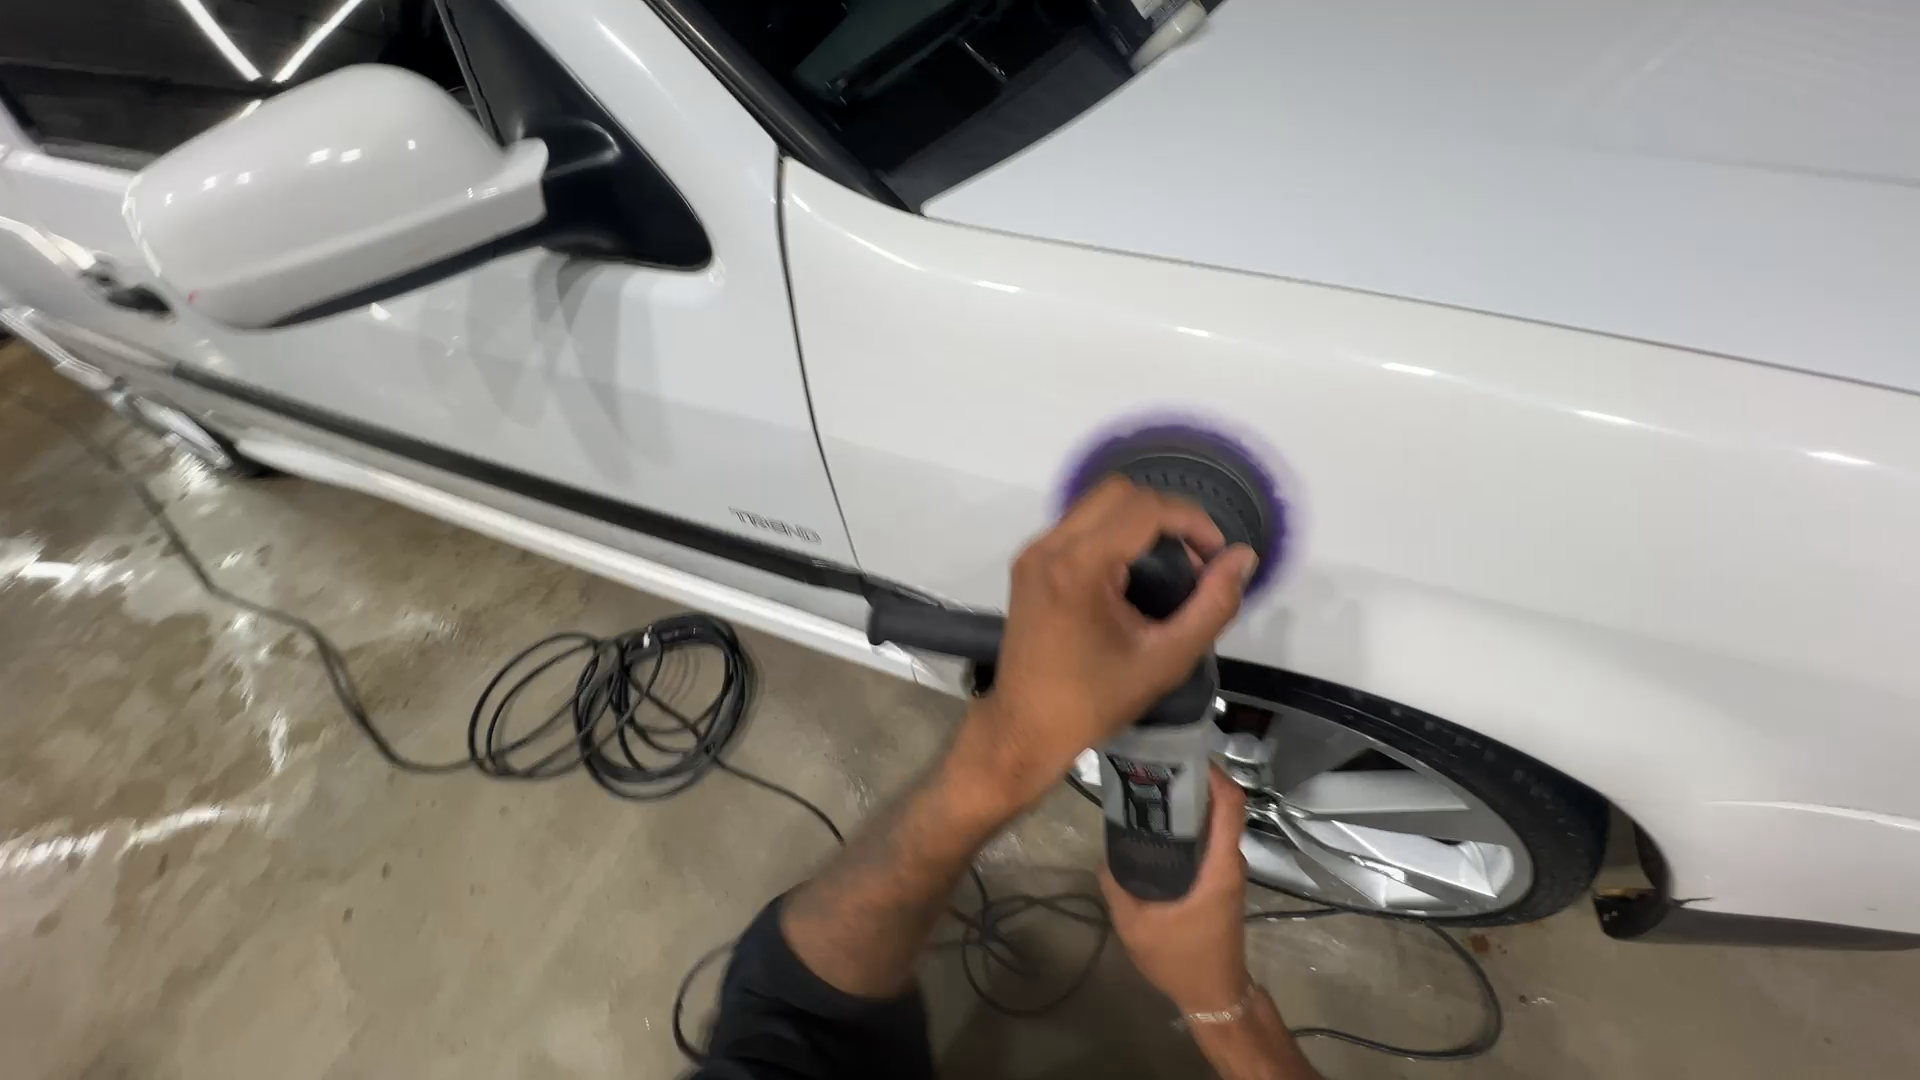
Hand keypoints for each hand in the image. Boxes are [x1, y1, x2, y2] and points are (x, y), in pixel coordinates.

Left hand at [957, 477, 1257, 806]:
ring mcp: (1033, 554)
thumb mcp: (1166, 659)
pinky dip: (1112, 534)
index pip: (1145, 508)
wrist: (1025, 728)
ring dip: (1139, 522)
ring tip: (1169, 567)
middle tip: (1194, 558)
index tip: (1217, 555)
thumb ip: (1213, 606)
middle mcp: (1048, 547)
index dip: (1192, 520)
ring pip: (1096, 505)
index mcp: (1077, 566)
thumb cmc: (1094, 700)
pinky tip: (1132, 576)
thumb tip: (1242, 557)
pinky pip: (1077, 527)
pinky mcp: (1027, 566)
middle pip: (1118, 493)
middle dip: (1167, 515)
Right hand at [1103, 767, 1250, 1012]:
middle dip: (1191, 779)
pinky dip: (1187, 824)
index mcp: (1219, 865)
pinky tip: (1155, 826)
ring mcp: (1227, 870)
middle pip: (1221, 805)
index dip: (1213, 772)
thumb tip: (1104, 853)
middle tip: (1152, 765)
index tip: (1181, 754)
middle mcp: (1229, 860)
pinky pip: (1208, 838)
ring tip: (1148, 788)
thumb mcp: (1135, 924)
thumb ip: (1116, 884)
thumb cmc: (1180, 958)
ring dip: (1187, 802)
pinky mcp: (1219, 879)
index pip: (1230, 804)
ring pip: (1213, 821)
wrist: (1214, 997)